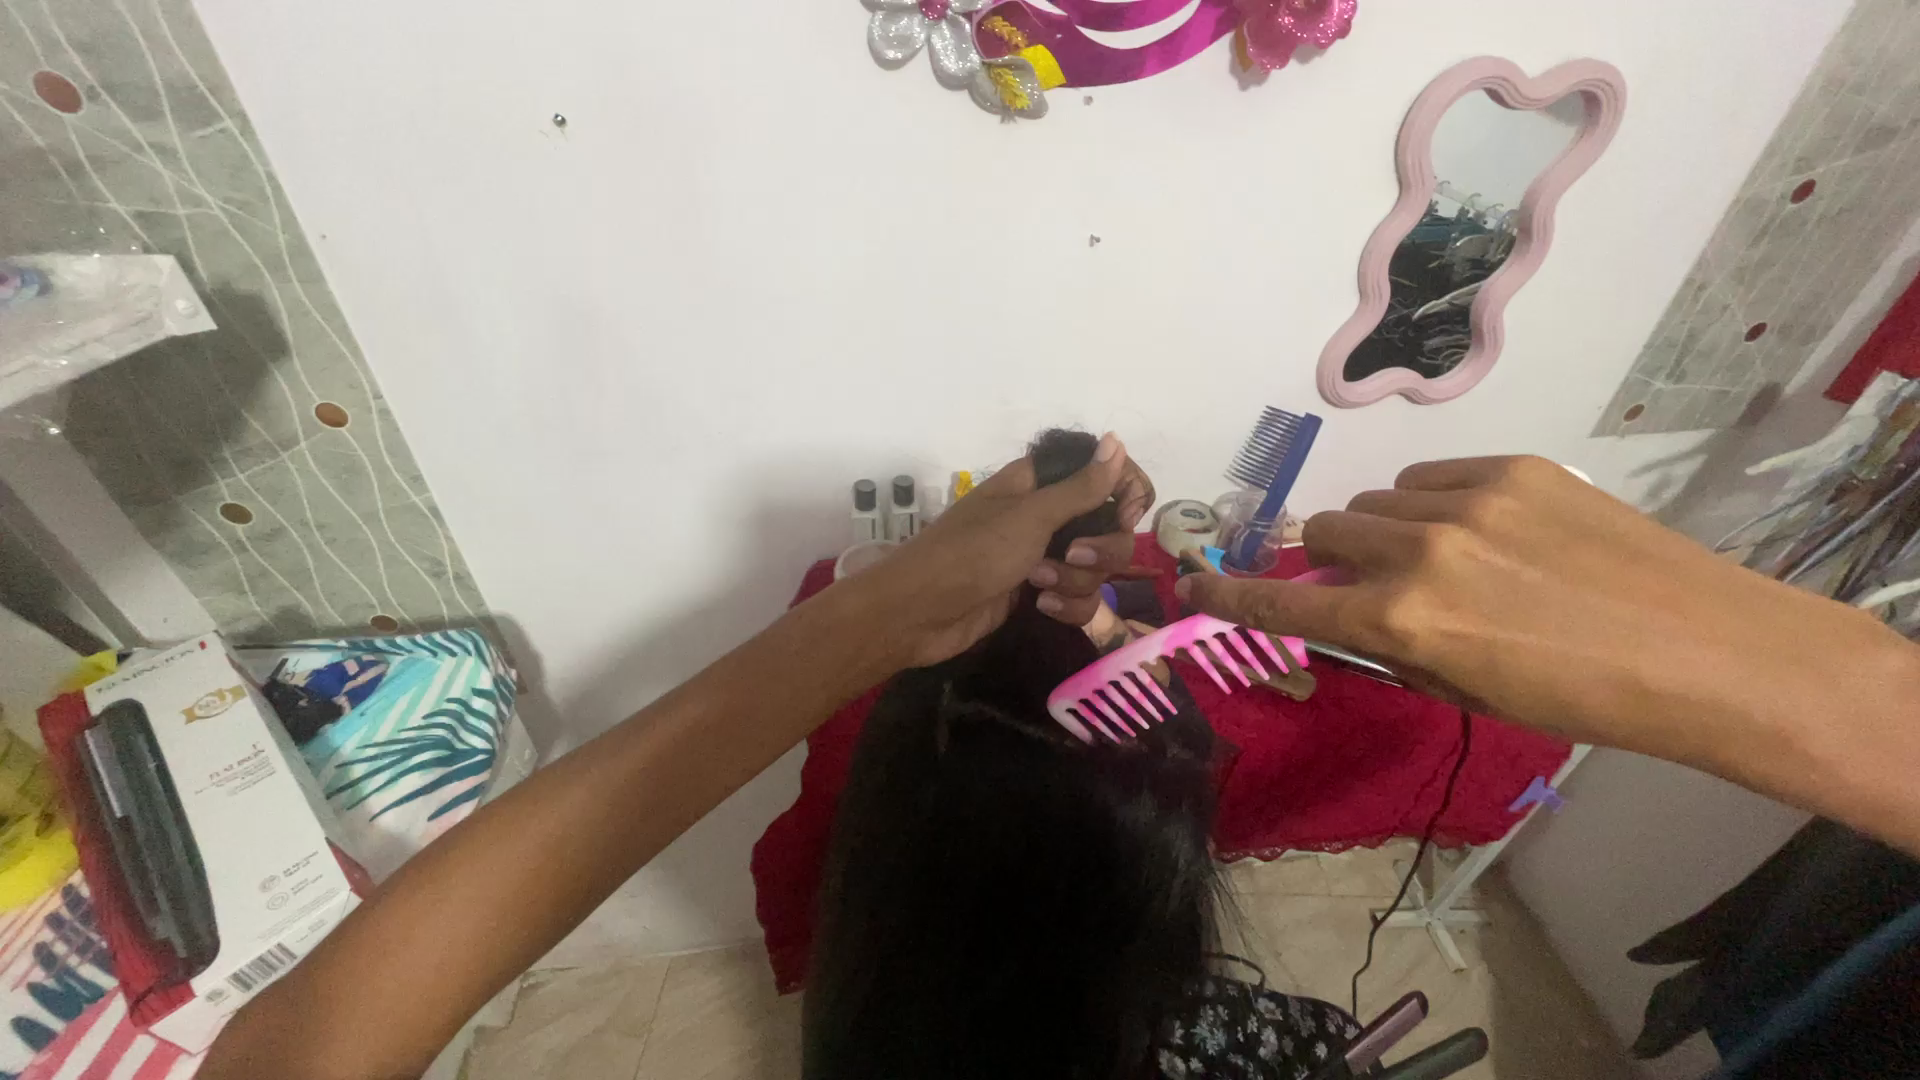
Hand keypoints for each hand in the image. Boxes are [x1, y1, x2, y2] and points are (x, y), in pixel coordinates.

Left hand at [851, 432, 1140, 667]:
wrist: (921, 612)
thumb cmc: (973, 552)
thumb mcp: (1031, 515)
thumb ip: (1080, 486)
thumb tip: (1115, 442)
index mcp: (1040, 483)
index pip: (1104, 473)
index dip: (1124, 491)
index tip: (1127, 514)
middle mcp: (1045, 515)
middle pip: (1109, 526)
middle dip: (1100, 549)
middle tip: (1073, 556)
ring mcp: (1042, 556)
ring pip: (1095, 567)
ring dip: (1076, 581)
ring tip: (1039, 587)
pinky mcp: (1037, 593)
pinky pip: (1076, 597)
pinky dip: (1065, 605)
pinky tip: (1040, 608)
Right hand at [1174, 455, 1919, 764]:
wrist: (1713, 654)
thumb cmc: (1577, 697)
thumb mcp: (1459, 690)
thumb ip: (1383, 643)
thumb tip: (1340, 607)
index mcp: (1402, 622)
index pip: (1285, 600)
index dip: (1230, 594)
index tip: (1193, 585)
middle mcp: (1417, 555)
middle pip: (1326, 528)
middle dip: (1334, 555)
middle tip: (1373, 578)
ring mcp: (1464, 503)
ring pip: (1376, 500)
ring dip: (1386, 530)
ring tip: (1445, 553)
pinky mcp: (1511, 469)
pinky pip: (1429, 478)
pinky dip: (1432, 503)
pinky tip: (1484, 528)